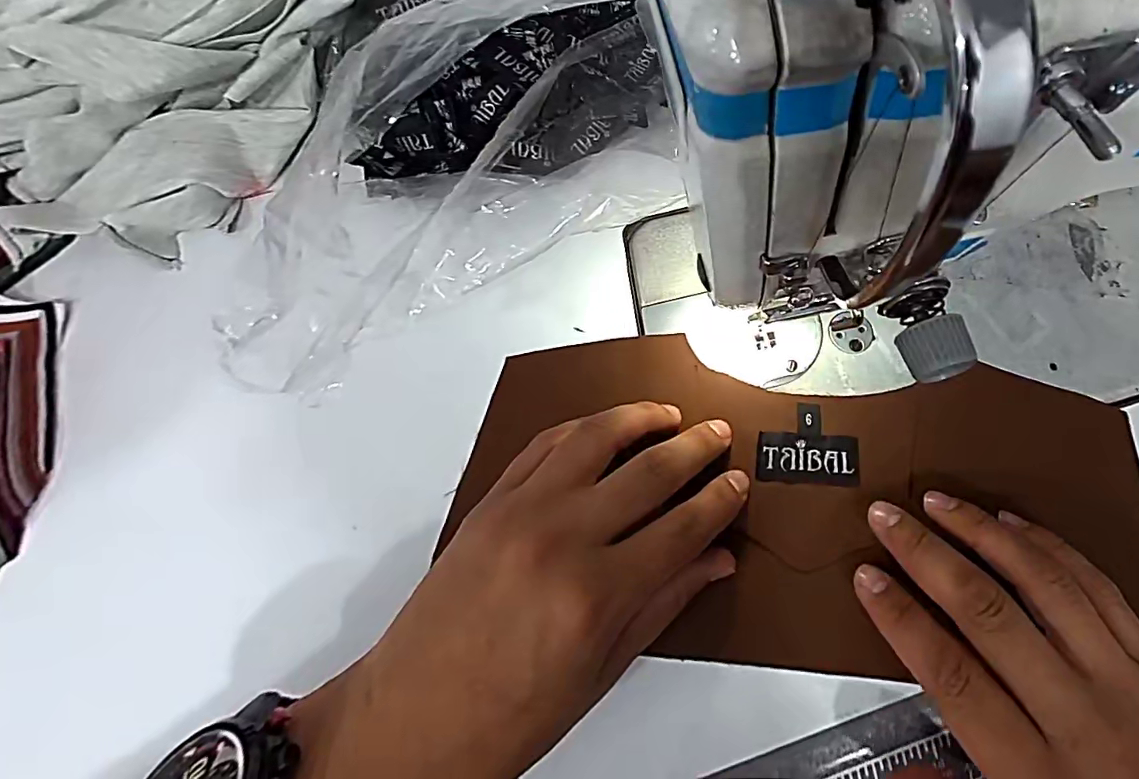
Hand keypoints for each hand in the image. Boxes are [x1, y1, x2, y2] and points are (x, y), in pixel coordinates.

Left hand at [288, 402, 747, 778]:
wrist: (405, 726)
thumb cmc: (497, 718)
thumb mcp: (602, 670)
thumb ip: (664, 602)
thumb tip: (710, 562)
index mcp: (595, 595)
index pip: (683, 526)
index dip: (719, 500)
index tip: (733, 484)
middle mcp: (561, 542)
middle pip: (651, 471)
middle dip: (695, 446)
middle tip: (715, 435)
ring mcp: (521, 514)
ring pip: (598, 437)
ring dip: (641, 416)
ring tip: (668, 412)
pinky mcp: (490, 503)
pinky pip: (544, 444)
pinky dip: (581, 426)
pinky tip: (602, 425)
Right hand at [854, 493, 1138, 778]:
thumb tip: (903, 773)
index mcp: (1040, 775)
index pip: (952, 674)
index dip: (902, 618)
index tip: (870, 580)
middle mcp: (1082, 719)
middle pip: (987, 613)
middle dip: (927, 555)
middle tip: (890, 518)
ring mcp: (1123, 684)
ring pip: (1043, 583)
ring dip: (984, 532)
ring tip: (944, 502)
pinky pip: (1100, 588)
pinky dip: (1054, 547)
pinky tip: (1020, 523)